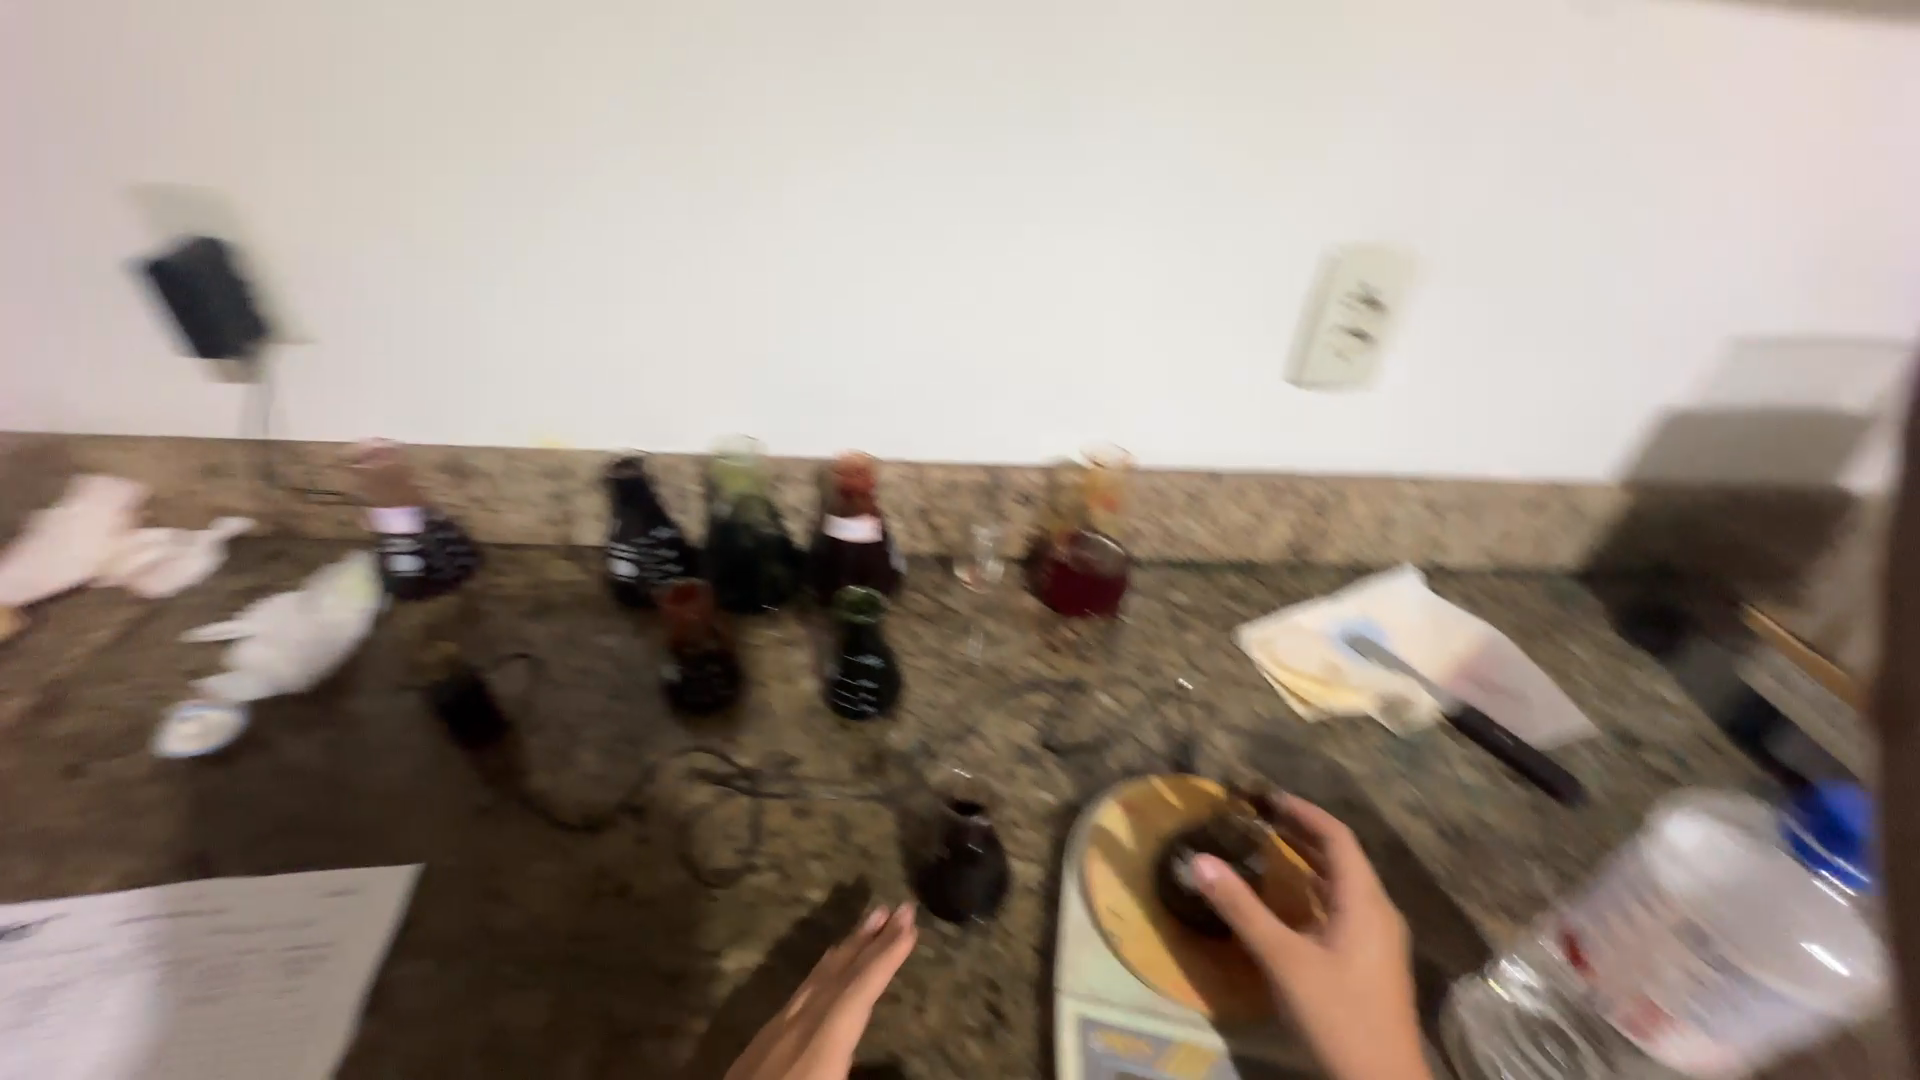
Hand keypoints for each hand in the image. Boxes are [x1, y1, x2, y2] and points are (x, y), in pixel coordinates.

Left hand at [724, 903, 918, 1079]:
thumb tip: (880, 1062)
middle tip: (897, 907)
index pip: (860, 991)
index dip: (887, 956)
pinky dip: (822, 972)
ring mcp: (771, 1035)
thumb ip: (863, 1073)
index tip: (911, 923)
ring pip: (815, 981)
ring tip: (869, 922)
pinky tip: (824, 972)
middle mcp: (796, 1030)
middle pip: (839, 975)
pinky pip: (798, 994)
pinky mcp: (756, 1047)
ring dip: (846, 949)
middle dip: (871, 940)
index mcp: (821, 1049)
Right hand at [1191, 795, 1430, 1079]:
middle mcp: (1378, 912)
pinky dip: (1312, 888)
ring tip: (1266, 846)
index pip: (1337, 837)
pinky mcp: (1371, 961)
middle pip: (1342, 857)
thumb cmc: (1338, 1015)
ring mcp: (1378, 939)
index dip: (1302, 812)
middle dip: (1301, 831)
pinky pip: (1341, 906)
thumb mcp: (1283, 960)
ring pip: (1342, 883)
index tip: (1266, 797)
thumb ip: (1242, 909)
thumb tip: (1199, 860)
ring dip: (1307, 860)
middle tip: (1259, 816)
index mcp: (1365, 902)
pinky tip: (1286, 899)